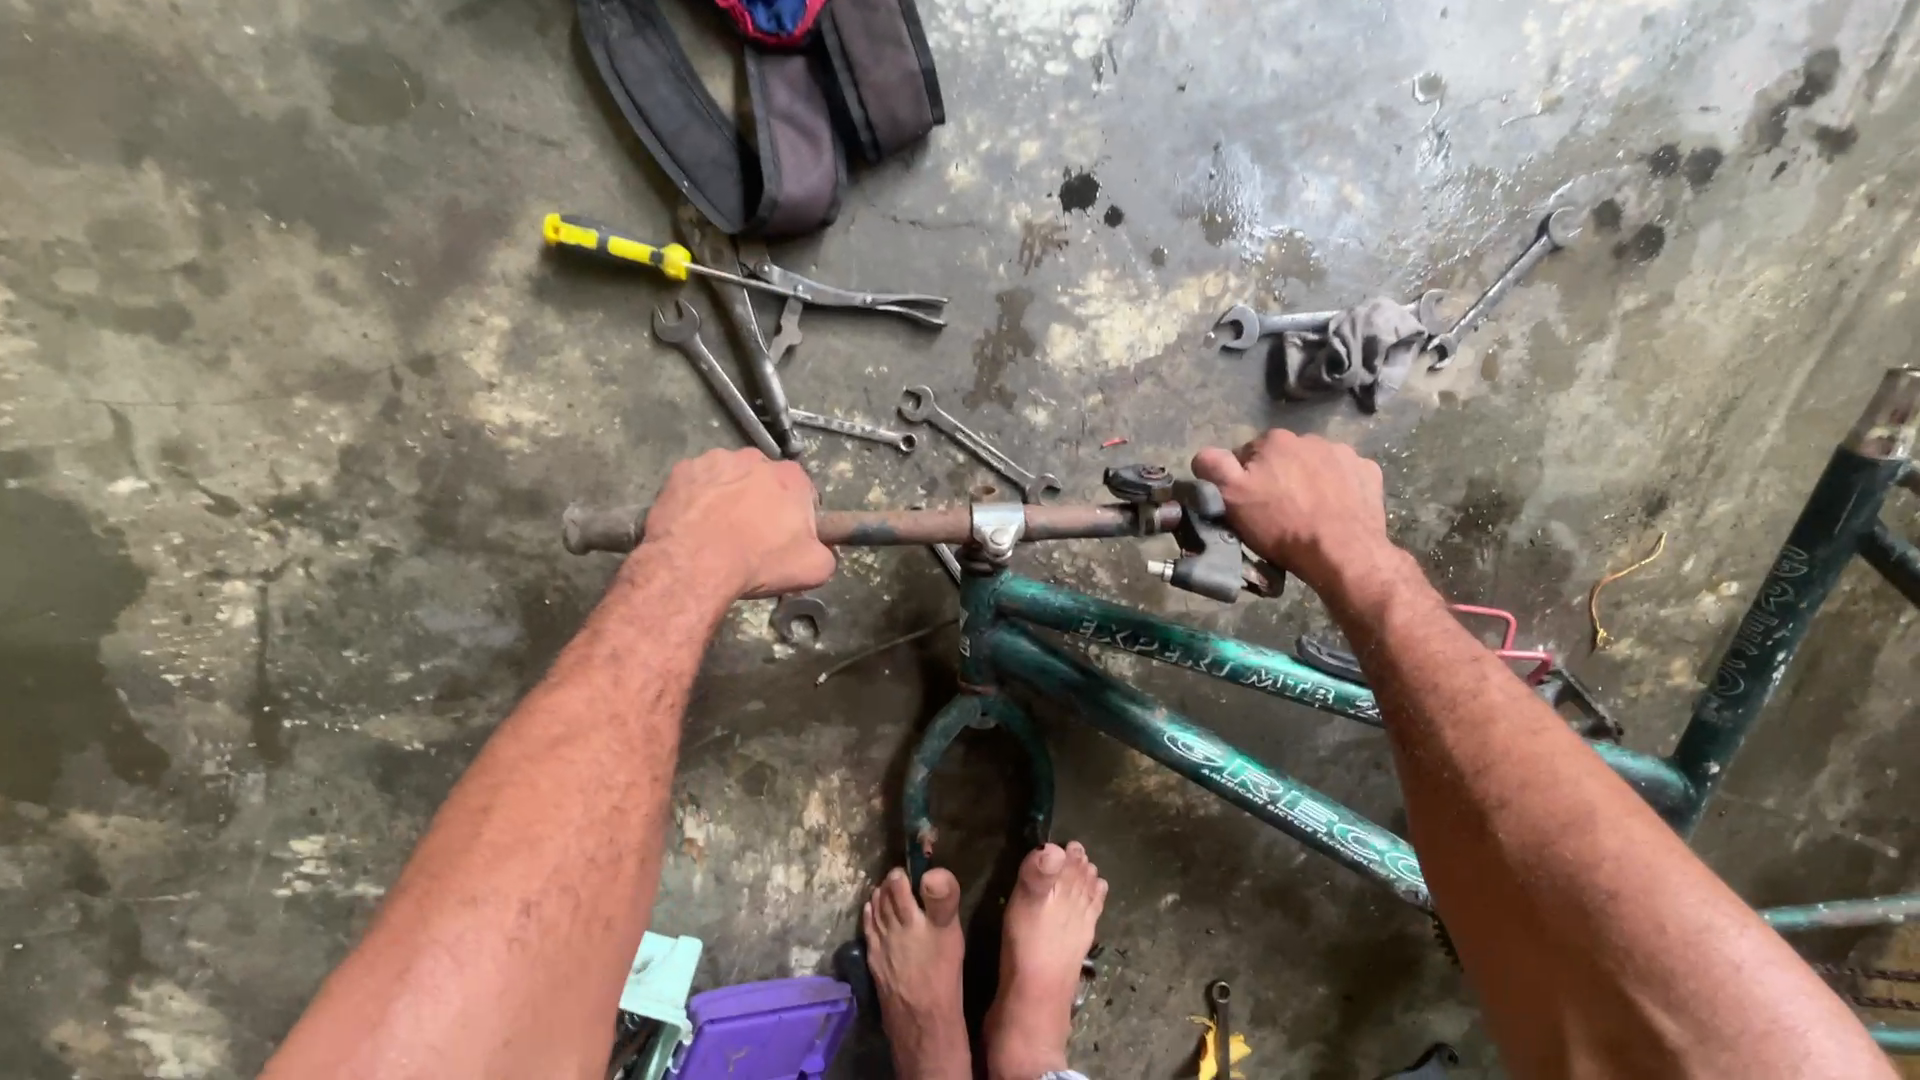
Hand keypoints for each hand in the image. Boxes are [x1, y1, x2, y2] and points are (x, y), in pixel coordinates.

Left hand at [637, 448, 835, 599]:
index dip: (796, 515)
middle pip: (765, 481)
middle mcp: (756, 458)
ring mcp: (715, 460)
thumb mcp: (813, 569)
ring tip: (719, 531)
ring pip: (730, 478)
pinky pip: (697, 483)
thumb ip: (827, 553)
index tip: (786, 537)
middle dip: (762, 503)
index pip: (804, 491)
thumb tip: (822, 550)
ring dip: (729, 497)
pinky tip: (695, 523)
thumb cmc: (758, 562)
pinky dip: (698, 498)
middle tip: (752, 537)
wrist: (693, 564)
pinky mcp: (682, 470)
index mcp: (792, 477)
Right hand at [1191, 431, 1396, 595]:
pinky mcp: (1368, 473)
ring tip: (1307, 513)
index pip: (1247, 455)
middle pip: (1282, 458)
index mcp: (1274, 440)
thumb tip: (1204, 455)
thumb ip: (1212, 467)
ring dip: (1307, 481)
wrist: (1341, 551)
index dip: (1244, 480)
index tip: (1249, 504)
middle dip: (1277, 477)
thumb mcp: (1231, 498)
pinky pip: (1345, 475)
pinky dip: (1338, 488)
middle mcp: (1310, 438)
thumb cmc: (1280, 525)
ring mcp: (1343, 454)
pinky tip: (1334, 510)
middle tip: (1277, 511)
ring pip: (1314, 465)